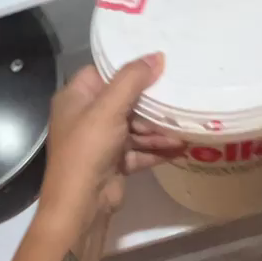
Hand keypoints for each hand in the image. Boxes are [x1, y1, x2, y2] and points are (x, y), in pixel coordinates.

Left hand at [40, 55, 184, 221]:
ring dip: (158, 128)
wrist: (81, 204)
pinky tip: (182, 147)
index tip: (158, 62)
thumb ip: (132, 80)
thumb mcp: (108, 108)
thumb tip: (156, 56)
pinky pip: (139, 150)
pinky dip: (157, 149)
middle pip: (123, 100)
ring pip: (134, 127)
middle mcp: (86, 117)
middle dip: (151, 102)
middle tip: (179, 93)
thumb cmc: (88, 149)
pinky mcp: (114, 163)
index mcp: (75, 98)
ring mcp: (100, 142)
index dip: (128, 68)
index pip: (102, 72)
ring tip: (186, 125)